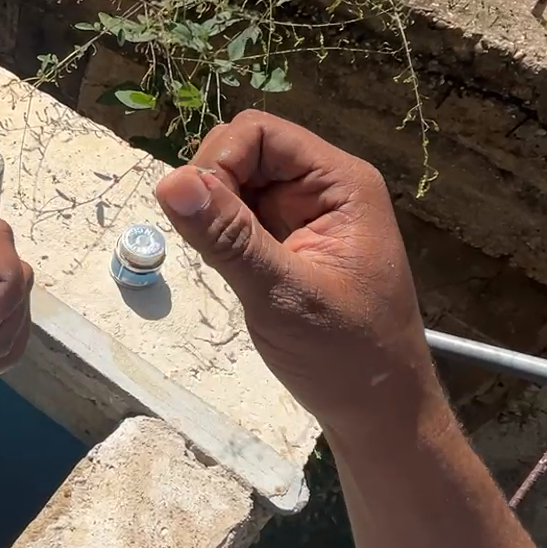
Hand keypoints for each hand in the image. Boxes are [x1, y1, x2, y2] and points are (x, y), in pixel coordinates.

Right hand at [154, 110, 436, 442]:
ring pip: (234, 182)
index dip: (219, 160)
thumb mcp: (281, 295)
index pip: (260, 133)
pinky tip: (230, 267)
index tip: (200, 214)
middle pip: (243, 151)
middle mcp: (320, 188)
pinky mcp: (284, 240)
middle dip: (213, 186)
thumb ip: (227, 237)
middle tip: (212, 244)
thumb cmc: (345, 356)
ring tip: (226, 262)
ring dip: (214, 213)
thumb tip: (170, 181)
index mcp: (339, 184)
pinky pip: (236, 214)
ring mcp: (301, 214)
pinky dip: (218, 232)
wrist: (376, 413)